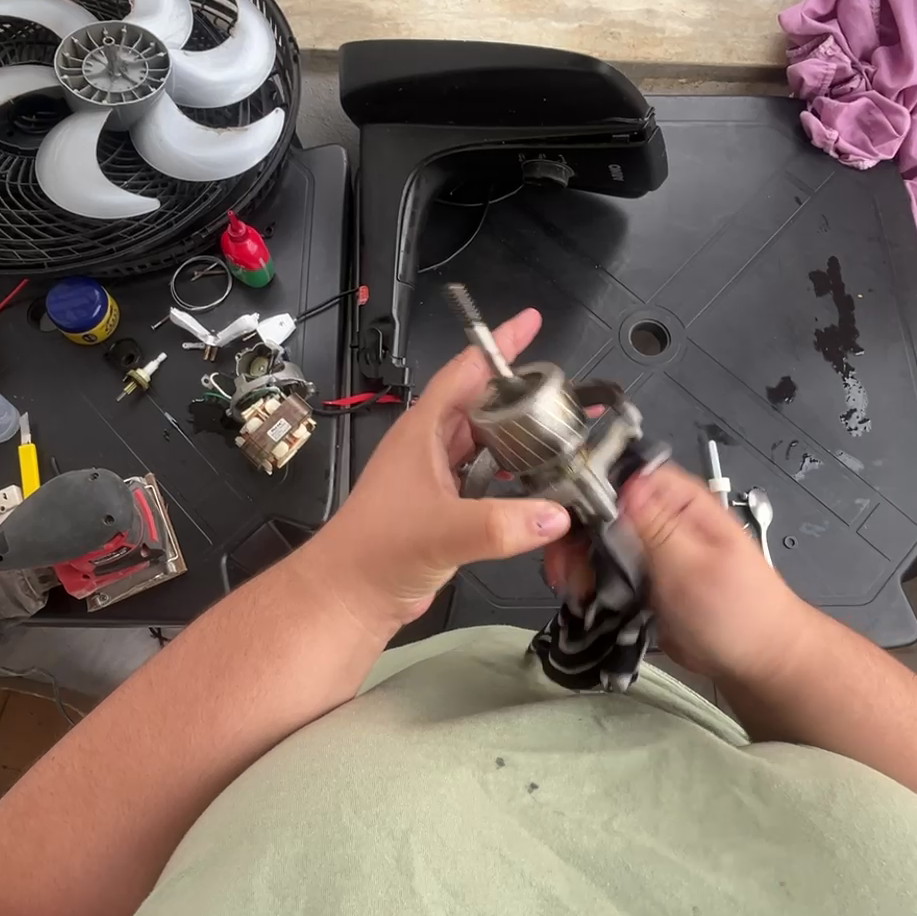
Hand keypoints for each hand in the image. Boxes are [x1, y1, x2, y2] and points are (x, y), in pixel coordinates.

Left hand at [300, 308, 571, 632]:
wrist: (351, 594)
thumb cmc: (379, 550)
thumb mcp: (442, 531)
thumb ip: (500, 524)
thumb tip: (557, 515)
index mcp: (423, 430)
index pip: (465, 371)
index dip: (498, 344)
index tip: (530, 321)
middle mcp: (429, 445)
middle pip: (481, 403)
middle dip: (520, 392)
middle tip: (565, 391)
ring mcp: (435, 475)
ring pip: (483, 441)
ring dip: (517, 435)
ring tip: (559, 432)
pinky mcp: (443, 506)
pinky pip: (483, 477)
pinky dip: (509, 474)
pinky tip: (535, 483)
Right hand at [545, 462, 814, 682]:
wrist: (758, 665)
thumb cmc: (736, 612)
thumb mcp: (693, 565)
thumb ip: (656, 524)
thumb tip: (625, 480)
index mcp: (678, 501)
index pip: (620, 473)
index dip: (584, 487)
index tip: (560, 517)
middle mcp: (659, 515)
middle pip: (598, 506)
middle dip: (575, 534)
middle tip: (564, 568)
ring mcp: (648, 547)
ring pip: (595, 538)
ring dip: (578, 560)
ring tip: (573, 588)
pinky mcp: (640, 576)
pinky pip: (603, 567)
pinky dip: (587, 579)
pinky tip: (580, 596)